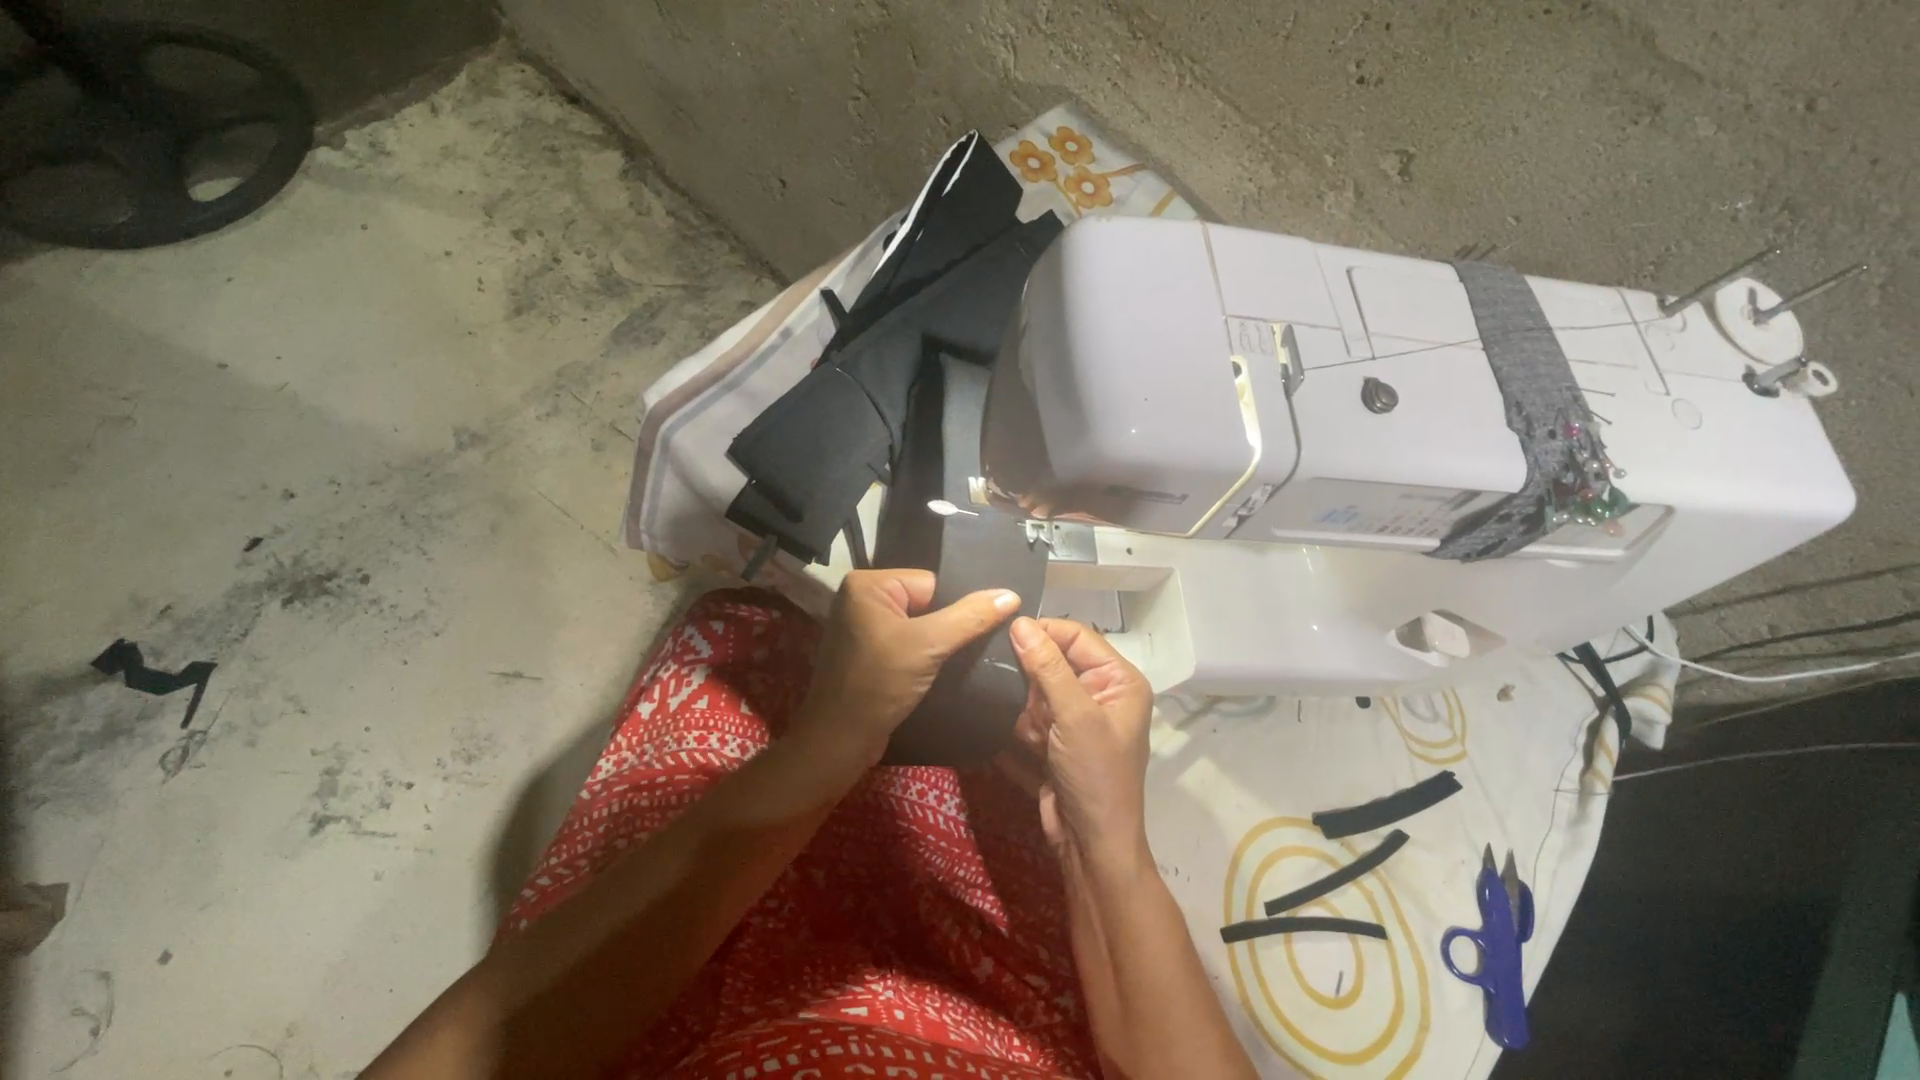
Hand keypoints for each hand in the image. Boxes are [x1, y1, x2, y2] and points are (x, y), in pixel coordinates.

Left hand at [791, 569, 1021, 768]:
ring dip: (939, 644)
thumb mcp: (929, 646)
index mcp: (868, 583)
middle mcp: (862, 598)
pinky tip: (939, 672)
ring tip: (955, 662)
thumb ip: (970, 617)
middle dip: (947, 626)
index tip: (971, 633)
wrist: (841, 741)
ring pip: (922, 625)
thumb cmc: (878, 685)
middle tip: (965, 650)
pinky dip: (926, 656)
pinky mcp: (871, 653)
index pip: (931, 583)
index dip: (953, 608)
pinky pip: (909, 643)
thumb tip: (1012, 594)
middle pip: (928, 603)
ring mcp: (865, 627)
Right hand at [1008, 617, 1155, 867]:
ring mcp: (1077, 717)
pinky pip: (1031, 714)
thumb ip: (1047, 667)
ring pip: (1037, 687)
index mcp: (1119, 680)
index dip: (1043, 632)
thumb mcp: (1075, 716)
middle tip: (1003, 678)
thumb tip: (1019, 622)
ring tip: (1025, 723)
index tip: (1003, 634)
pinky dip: (1022, 723)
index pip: (1077, 636)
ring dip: (1024, 702)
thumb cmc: (1095, 775)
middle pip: (1055, 659)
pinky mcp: (1056, 738)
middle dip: (1030, 673)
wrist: (1091, 844)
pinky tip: (1024, 740)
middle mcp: (1101, 692)